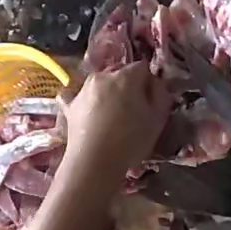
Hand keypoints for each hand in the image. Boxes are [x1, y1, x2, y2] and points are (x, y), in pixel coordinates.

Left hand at [60, 62, 172, 184]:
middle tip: (132, 110)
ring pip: (99, 84)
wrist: (94, 162)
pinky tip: (86, 111)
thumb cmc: (131, 140)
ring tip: (111, 117)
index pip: (142, 68)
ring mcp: (82, 90)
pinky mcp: (69, 105)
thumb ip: (161, 94)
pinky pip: (76, 96)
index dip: (148, 83)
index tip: (150, 100)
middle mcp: (102, 76)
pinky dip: (83, 101)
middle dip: (127, 86)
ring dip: (107, 93)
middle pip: (119, 74)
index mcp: (126, 76)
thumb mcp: (158, 118)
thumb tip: (155, 83)